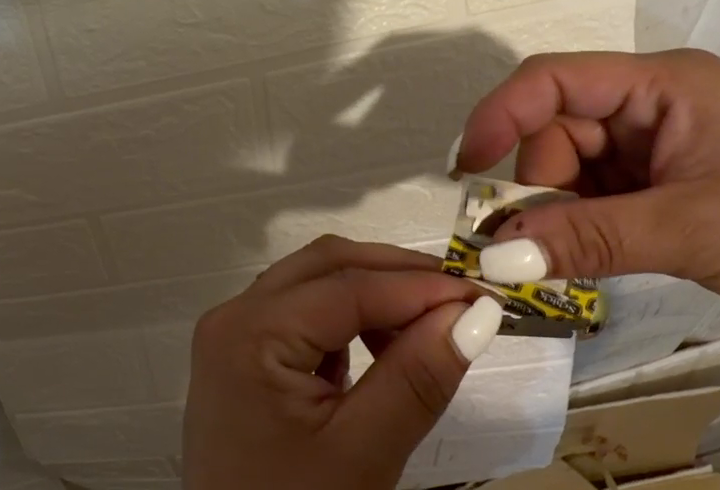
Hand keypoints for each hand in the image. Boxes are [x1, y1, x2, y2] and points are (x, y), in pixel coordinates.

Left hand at [182, 237, 505, 489]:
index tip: (486, 295)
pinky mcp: (243, 357)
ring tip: (427, 331)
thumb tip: (474, 315)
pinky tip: (379, 351)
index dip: (421, 286)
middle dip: (396, 276)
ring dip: (373, 295)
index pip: (347, 287)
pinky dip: (346, 320)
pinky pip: (301, 314)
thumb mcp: (363, 452)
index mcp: (250, 332)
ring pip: (313, 284)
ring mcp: (233, 334)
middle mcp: (233, 316)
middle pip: (325, 267)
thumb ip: (416, 377)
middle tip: (464, 301)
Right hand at [449, 49, 719, 355]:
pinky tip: (588, 259)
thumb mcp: (692, 230)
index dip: (500, 115)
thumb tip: (493, 252)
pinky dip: (591, 227)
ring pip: (584, 167)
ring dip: (562, 209)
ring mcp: (677, 149)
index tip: (467, 172)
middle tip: (521, 243)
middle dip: (535, 180)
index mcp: (666, 81)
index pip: (554, 79)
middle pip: (562, 128)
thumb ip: (584, 237)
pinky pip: (613, 198)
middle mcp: (663, 105)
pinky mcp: (688, 190)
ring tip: (558, 261)